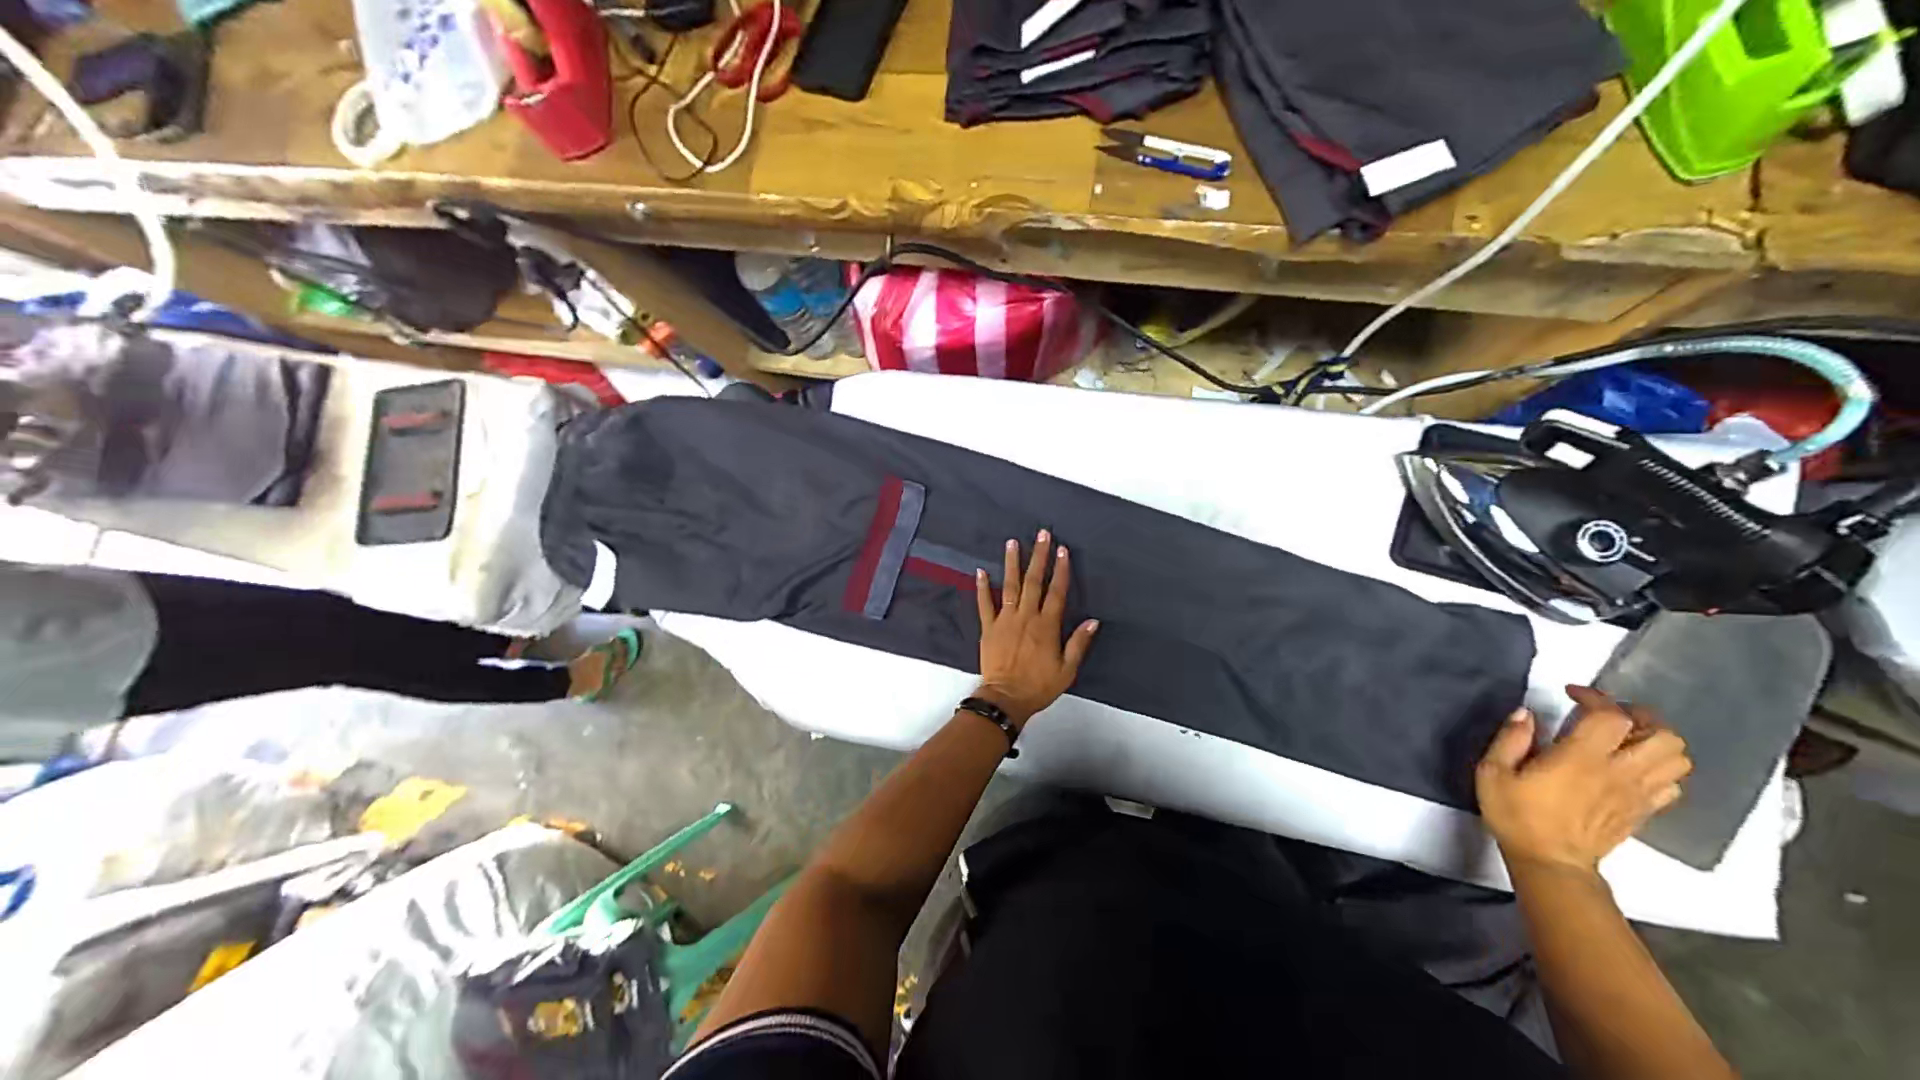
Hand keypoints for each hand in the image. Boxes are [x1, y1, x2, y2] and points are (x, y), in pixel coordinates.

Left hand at [972, 530, 1099, 727]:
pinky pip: (984, 604)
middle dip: (1039, 556)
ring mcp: (1005, 620)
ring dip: (1012, 563)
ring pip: (1009, 585)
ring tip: (1013, 542)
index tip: (1063, 550)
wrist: (1006, 698)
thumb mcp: (1067, 669)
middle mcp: (1026, 617)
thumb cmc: (1039, 686)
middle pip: (1033, 581)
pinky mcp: (988, 628)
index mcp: (1047, 625)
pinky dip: (982, 587)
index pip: (1056, 591)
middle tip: (1042, 534)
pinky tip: (980, 570)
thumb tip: (1092, 621)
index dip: (1060, 569)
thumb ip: (1078, 642)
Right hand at [1476, 685, 1691, 875]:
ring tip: (1625, 738)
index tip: (1572, 694)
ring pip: (1677, 759)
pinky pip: (1673, 783)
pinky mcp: (1644, 810)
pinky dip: (1660, 768)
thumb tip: (1524, 714)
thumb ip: (1510, 739)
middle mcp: (1620, 772)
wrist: (1550, 862)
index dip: (1596, 697)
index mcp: (1581, 759)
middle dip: (1640, 716)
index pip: (1611, 716)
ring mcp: (1638, 793)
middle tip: (1609, 715)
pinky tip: (1632, 767)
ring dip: (1656, 741)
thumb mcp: (1493, 772)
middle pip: (1662, 735)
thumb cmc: (1516, 814)